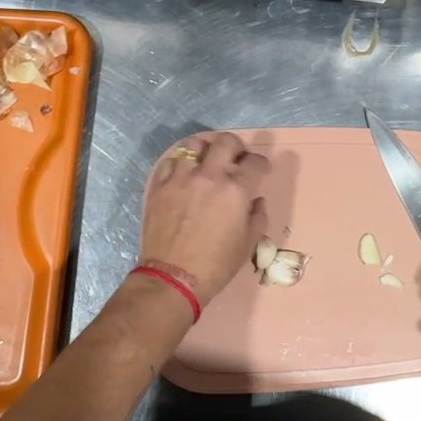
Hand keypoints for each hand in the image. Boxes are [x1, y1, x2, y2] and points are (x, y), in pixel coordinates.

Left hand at [139, 132, 270, 305]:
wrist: (173, 278)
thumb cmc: (215, 265)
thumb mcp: (248, 244)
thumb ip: (257, 217)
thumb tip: (256, 201)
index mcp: (236, 189)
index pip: (254, 162)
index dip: (261, 164)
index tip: (260, 170)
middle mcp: (209, 175)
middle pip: (226, 142)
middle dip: (236, 147)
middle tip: (236, 159)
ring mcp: (181, 178)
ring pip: (194, 145)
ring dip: (205, 150)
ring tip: (207, 161)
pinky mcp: (159, 186)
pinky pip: (170, 161)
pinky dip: (180, 163)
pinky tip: (183, 174)